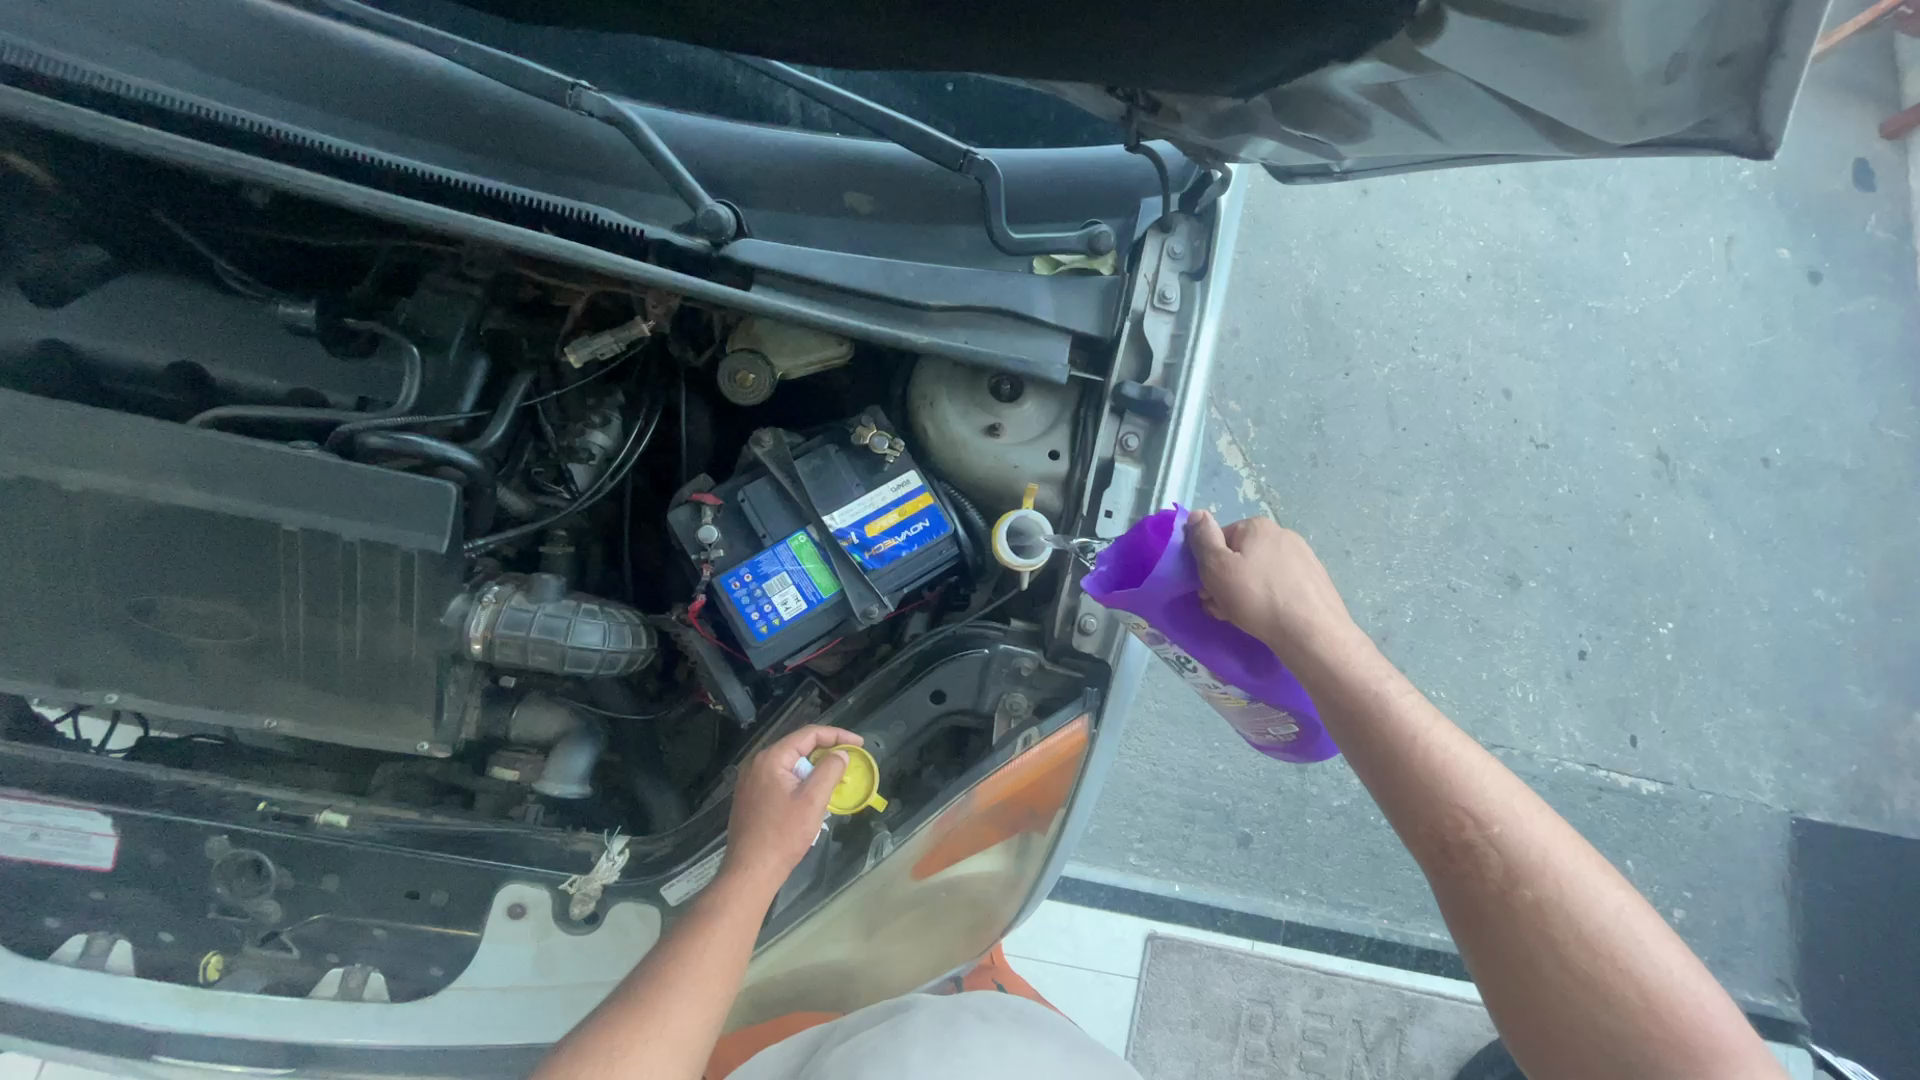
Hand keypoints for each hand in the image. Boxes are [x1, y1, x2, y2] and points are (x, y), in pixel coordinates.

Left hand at [721, 724, 862, 893]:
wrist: (750, 872)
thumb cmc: (783, 835)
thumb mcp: (813, 800)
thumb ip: (829, 770)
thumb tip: (840, 754)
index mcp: (771, 758)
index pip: (808, 734)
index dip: (837, 735)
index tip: (859, 744)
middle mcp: (757, 764)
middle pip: (798, 747)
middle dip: (826, 752)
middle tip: (849, 762)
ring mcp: (750, 781)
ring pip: (790, 764)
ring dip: (813, 769)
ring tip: (834, 779)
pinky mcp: (750, 797)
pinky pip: (780, 778)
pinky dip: (799, 781)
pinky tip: (811, 796)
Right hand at [1186, 510, 1361, 665]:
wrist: (1311, 633)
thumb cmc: (1256, 597)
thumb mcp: (1216, 567)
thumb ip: (1202, 539)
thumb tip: (1197, 513)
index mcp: (1257, 526)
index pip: (1219, 540)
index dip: (1207, 566)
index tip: (1207, 590)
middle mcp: (1282, 535)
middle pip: (1239, 557)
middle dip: (1224, 581)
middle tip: (1220, 607)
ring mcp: (1301, 557)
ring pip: (1257, 573)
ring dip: (1241, 592)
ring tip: (1239, 616)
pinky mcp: (1313, 580)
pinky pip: (1277, 585)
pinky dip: (1265, 598)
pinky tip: (1264, 617)